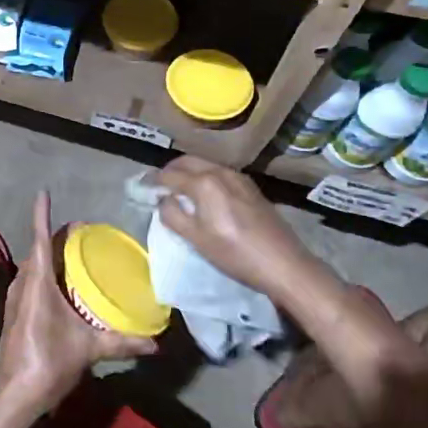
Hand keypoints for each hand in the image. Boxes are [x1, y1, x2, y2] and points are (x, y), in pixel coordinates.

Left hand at [0, 192, 156, 418]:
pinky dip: (44, 276)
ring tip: (74, 255)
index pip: (39, 239)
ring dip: (48, 257)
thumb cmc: (48, 361)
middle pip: (37, 251)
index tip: (43, 193)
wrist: (14, 391)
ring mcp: (15, 297)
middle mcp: (22, 283)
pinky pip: (30, 283)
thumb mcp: (88, 349)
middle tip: (82, 232)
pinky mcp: (14, 311)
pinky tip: (61, 287)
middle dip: (54, 237)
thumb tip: (157, 343)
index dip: (41, 215)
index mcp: (37, 282)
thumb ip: (122, 342)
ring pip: (32, 268)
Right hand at [153, 155, 329, 299]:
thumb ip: (172, 214)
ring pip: (205, 166)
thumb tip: (163, 199)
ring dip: (188, 174)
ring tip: (180, 193)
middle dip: (169, 171)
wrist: (285, 265)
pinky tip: (205, 197)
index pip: (168, 174)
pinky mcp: (251, 188)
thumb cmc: (234, 253)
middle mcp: (221, 172)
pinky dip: (205, 179)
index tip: (142, 190)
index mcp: (204, 182)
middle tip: (159, 188)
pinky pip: (219, 174)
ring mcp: (239, 178)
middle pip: (187, 162)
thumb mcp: (194, 238)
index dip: (152, 181)